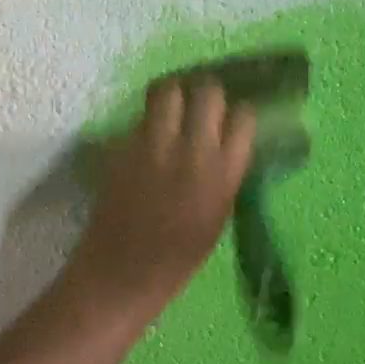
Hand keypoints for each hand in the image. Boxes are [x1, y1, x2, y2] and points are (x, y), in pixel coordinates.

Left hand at [65, 74, 258, 313]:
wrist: (122, 272)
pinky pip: (138, 119)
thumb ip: (224, 174)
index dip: (238, 113)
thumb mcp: (218, 215)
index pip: (242, 117)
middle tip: (201, 101)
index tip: (231, 118)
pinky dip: (145, 122)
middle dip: (206, 91)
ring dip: (172, 93)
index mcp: (222, 174)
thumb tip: (225, 143)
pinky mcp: (121, 147)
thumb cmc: (178, 258)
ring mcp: (152, 146)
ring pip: (166, 91)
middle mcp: (191, 151)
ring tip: (172, 105)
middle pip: (207, 92)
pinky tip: (145, 137)